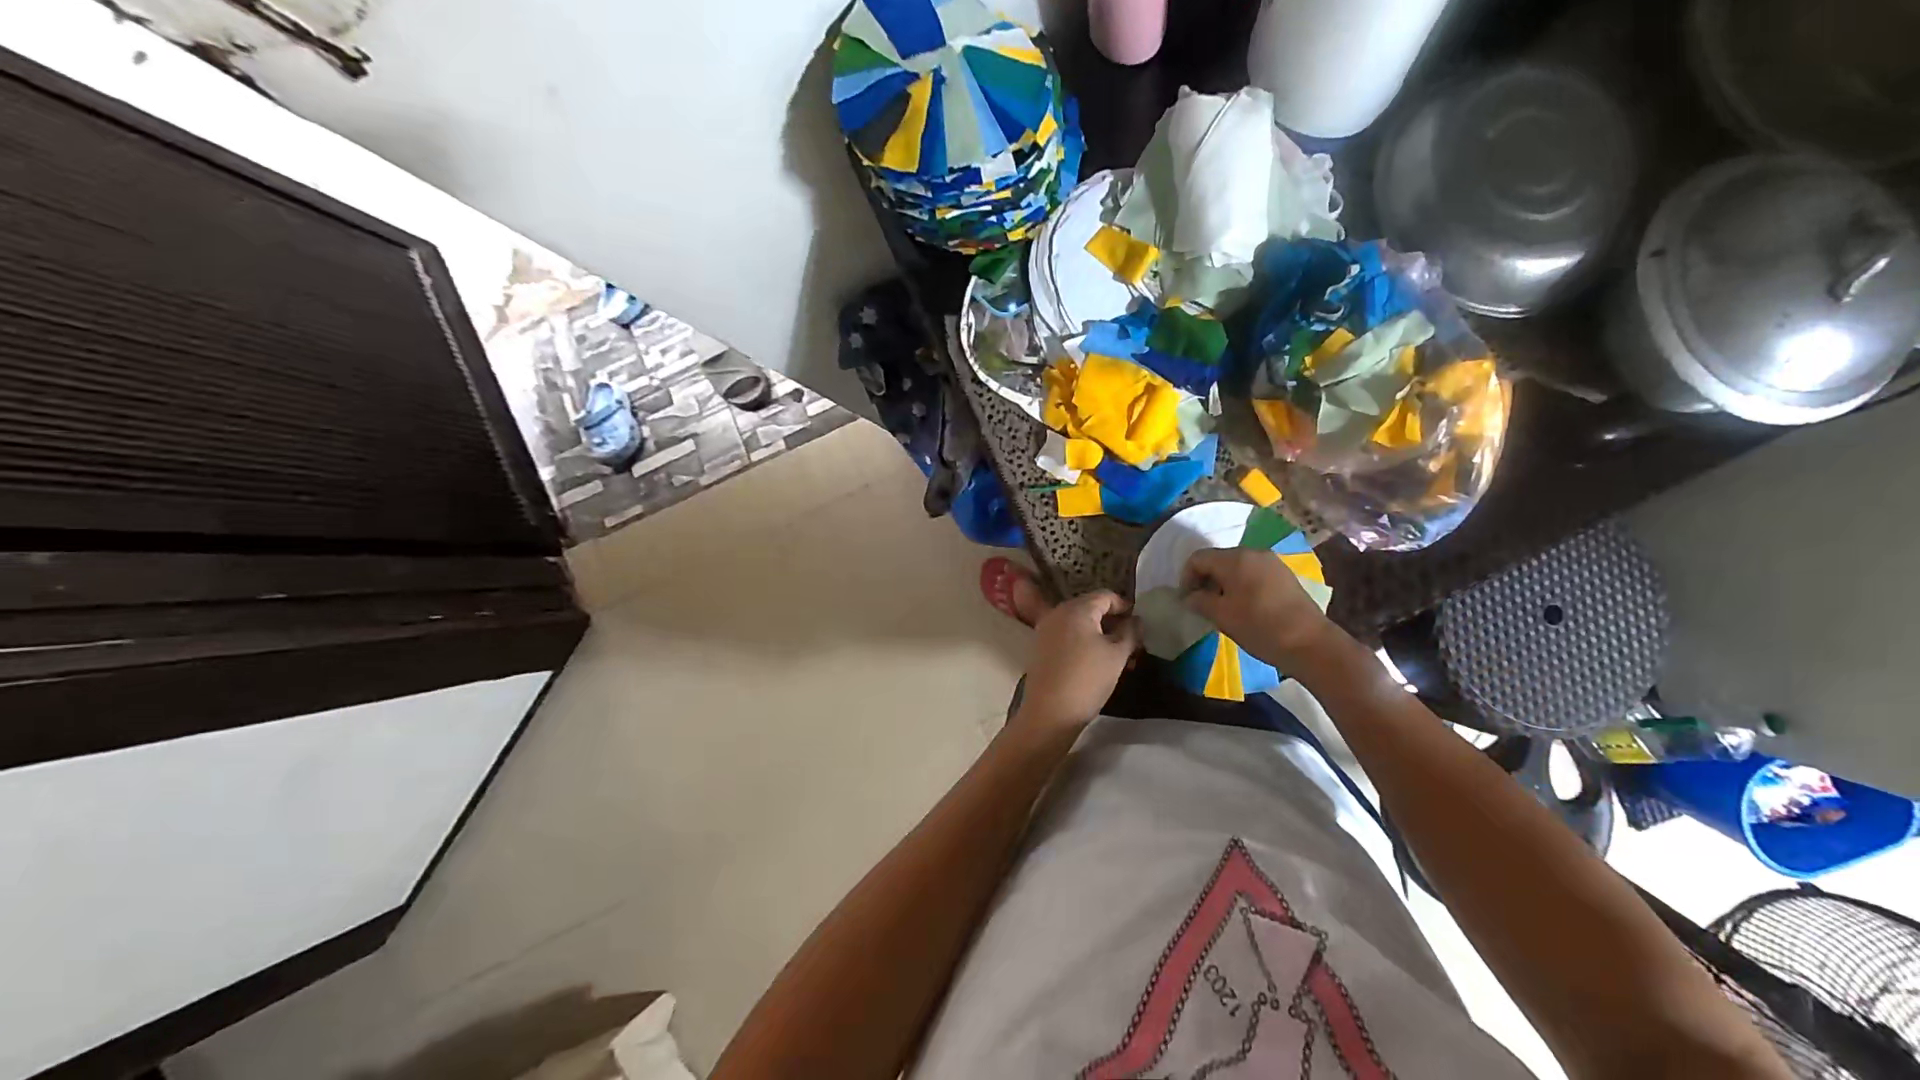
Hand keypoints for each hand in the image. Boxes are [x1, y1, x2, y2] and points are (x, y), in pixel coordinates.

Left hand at [1013, 590, 1139, 732]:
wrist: (1049, 713)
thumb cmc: (1087, 679)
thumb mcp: (1117, 655)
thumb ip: (1130, 632)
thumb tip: (1136, 620)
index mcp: (1076, 609)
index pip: (1105, 596)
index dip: (1125, 606)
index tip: (1139, 623)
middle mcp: (1056, 613)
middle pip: (1090, 608)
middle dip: (1112, 622)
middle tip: (1131, 641)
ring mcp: (1044, 630)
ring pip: (1078, 624)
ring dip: (1099, 635)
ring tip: (1118, 656)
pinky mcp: (1039, 648)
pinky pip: (1066, 636)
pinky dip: (1083, 643)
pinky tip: (1096, 662)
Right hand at [1181, 548, 1338, 669]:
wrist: (1310, 644)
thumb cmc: (1259, 627)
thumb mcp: (1221, 616)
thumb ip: (1199, 601)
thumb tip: (1189, 596)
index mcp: (1235, 559)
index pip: (1198, 558)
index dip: (1186, 577)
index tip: (1187, 600)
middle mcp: (1254, 553)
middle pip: (1218, 559)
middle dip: (1205, 579)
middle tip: (1202, 604)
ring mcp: (1272, 563)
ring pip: (1237, 566)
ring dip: (1223, 583)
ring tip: (1223, 607)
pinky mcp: (1285, 576)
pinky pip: (1254, 573)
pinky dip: (1242, 585)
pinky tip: (1245, 606)